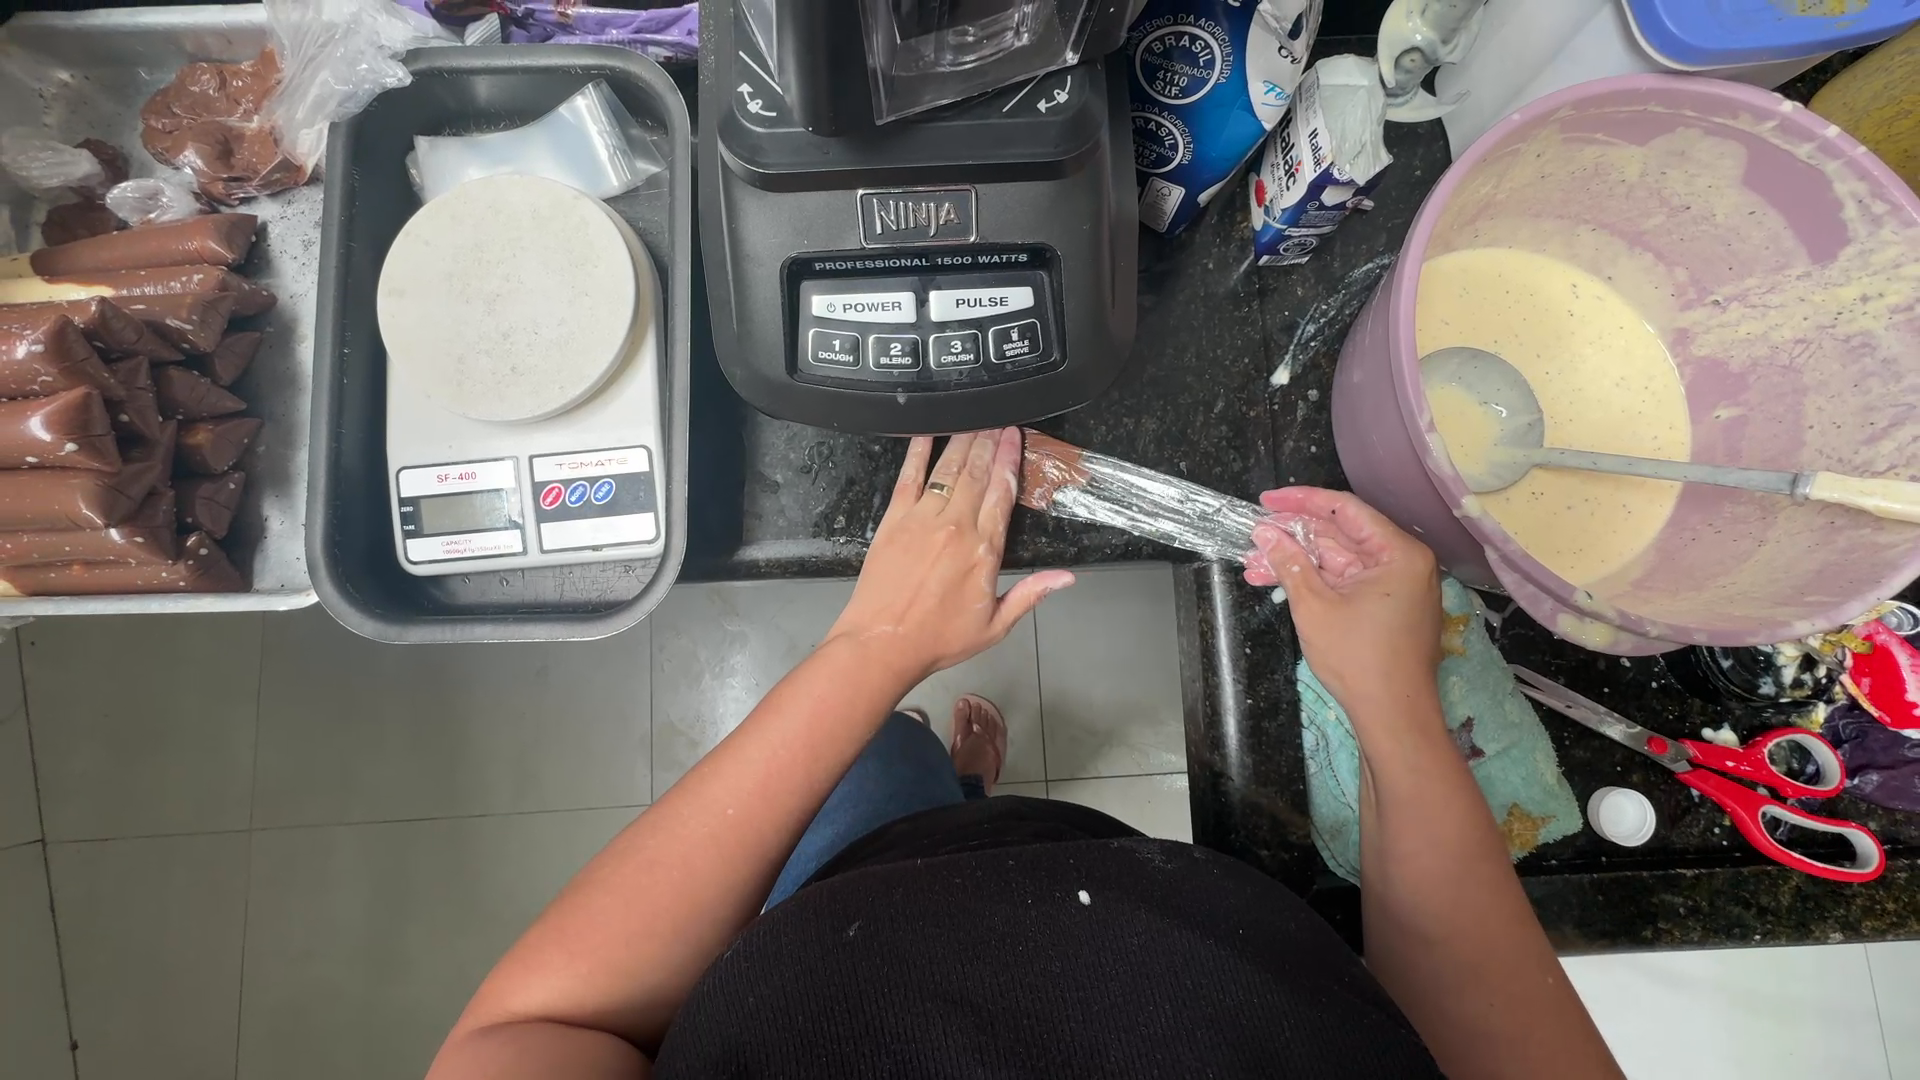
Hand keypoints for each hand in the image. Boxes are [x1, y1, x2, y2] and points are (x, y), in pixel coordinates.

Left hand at [828, 428, 1074, 682]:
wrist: (882, 643)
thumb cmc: (937, 639)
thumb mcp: (995, 625)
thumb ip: (1031, 594)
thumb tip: (1066, 578)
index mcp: (984, 550)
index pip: (1003, 493)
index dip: (1011, 460)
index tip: (1016, 437)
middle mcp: (955, 526)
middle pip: (978, 473)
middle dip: (991, 442)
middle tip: (999, 420)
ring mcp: (922, 518)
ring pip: (948, 469)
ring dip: (964, 442)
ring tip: (975, 422)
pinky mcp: (894, 519)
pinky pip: (909, 477)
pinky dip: (918, 452)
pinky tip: (926, 434)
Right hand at [1244, 487, 1442, 717]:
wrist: (1392, 714)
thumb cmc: (1358, 658)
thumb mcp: (1314, 605)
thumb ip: (1289, 563)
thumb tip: (1264, 534)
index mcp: (1397, 553)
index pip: (1344, 510)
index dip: (1300, 501)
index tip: (1265, 501)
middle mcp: (1401, 563)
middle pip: (1339, 535)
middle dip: (1292, 537)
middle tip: (1253, 536)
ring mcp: (1394, 586)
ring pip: (1336, 560)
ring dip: (1296, 561)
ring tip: (1254, 564)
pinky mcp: (1383, 606)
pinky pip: (1343, 581)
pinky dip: (1313, 579)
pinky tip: (1277, 580)